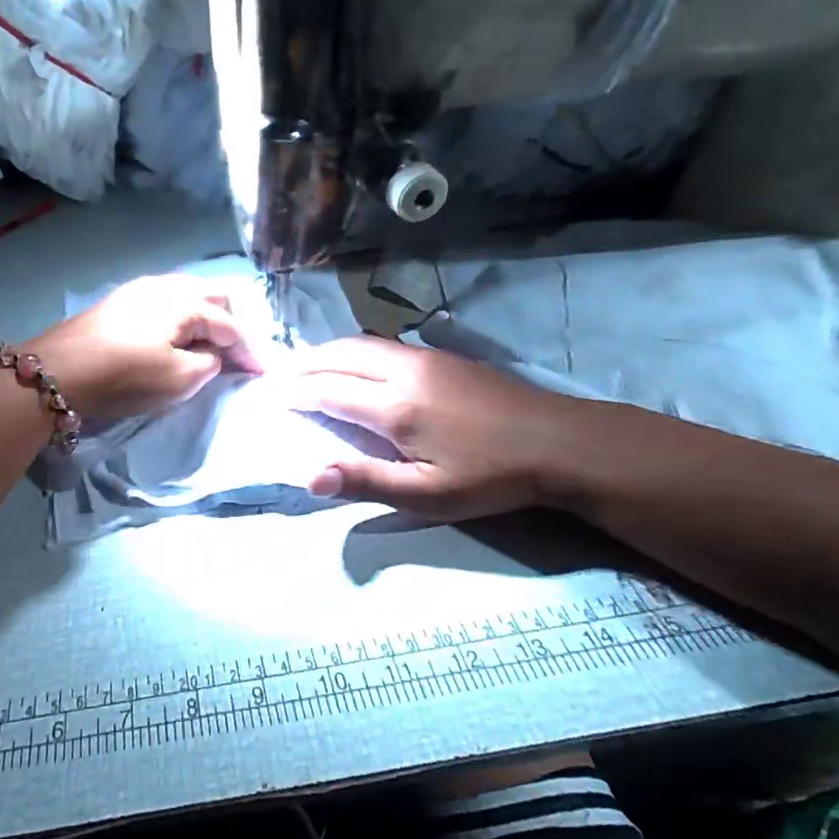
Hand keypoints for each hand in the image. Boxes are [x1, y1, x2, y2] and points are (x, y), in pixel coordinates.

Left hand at [26, 273, 267, 422]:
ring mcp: (139, 290)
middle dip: (231, 325)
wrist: (59, 372)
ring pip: (187, 297)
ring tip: (207, 347)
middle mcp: (166, 285)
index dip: (249, 351)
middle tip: (235, 355)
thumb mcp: (179, 379)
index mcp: (187, 300)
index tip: (261, 373)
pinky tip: (175, 338)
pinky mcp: (118, 303)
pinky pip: (165, 304)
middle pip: (213, 298)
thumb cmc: (125, 375)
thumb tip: (210, 354)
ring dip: (205, 320)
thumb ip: (208, 364)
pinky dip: (181, 319)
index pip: (230, 325)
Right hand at [286, 336, 581, 520]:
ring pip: (363, 343)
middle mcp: (405, 372)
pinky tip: (356, 365)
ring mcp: (427, 358)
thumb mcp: (427, 495)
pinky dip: (355, 351)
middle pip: (341, 355)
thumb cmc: (490, 477)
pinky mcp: (445, 356)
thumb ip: (367, 481)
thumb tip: (310, 478)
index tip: (275, 399)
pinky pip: (384, 344)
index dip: (298, 394)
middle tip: (282, 377)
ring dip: (329, 353)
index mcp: (396, 408)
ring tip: (309, 367)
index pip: (330, 392)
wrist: (563, 442)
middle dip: (306, 364)